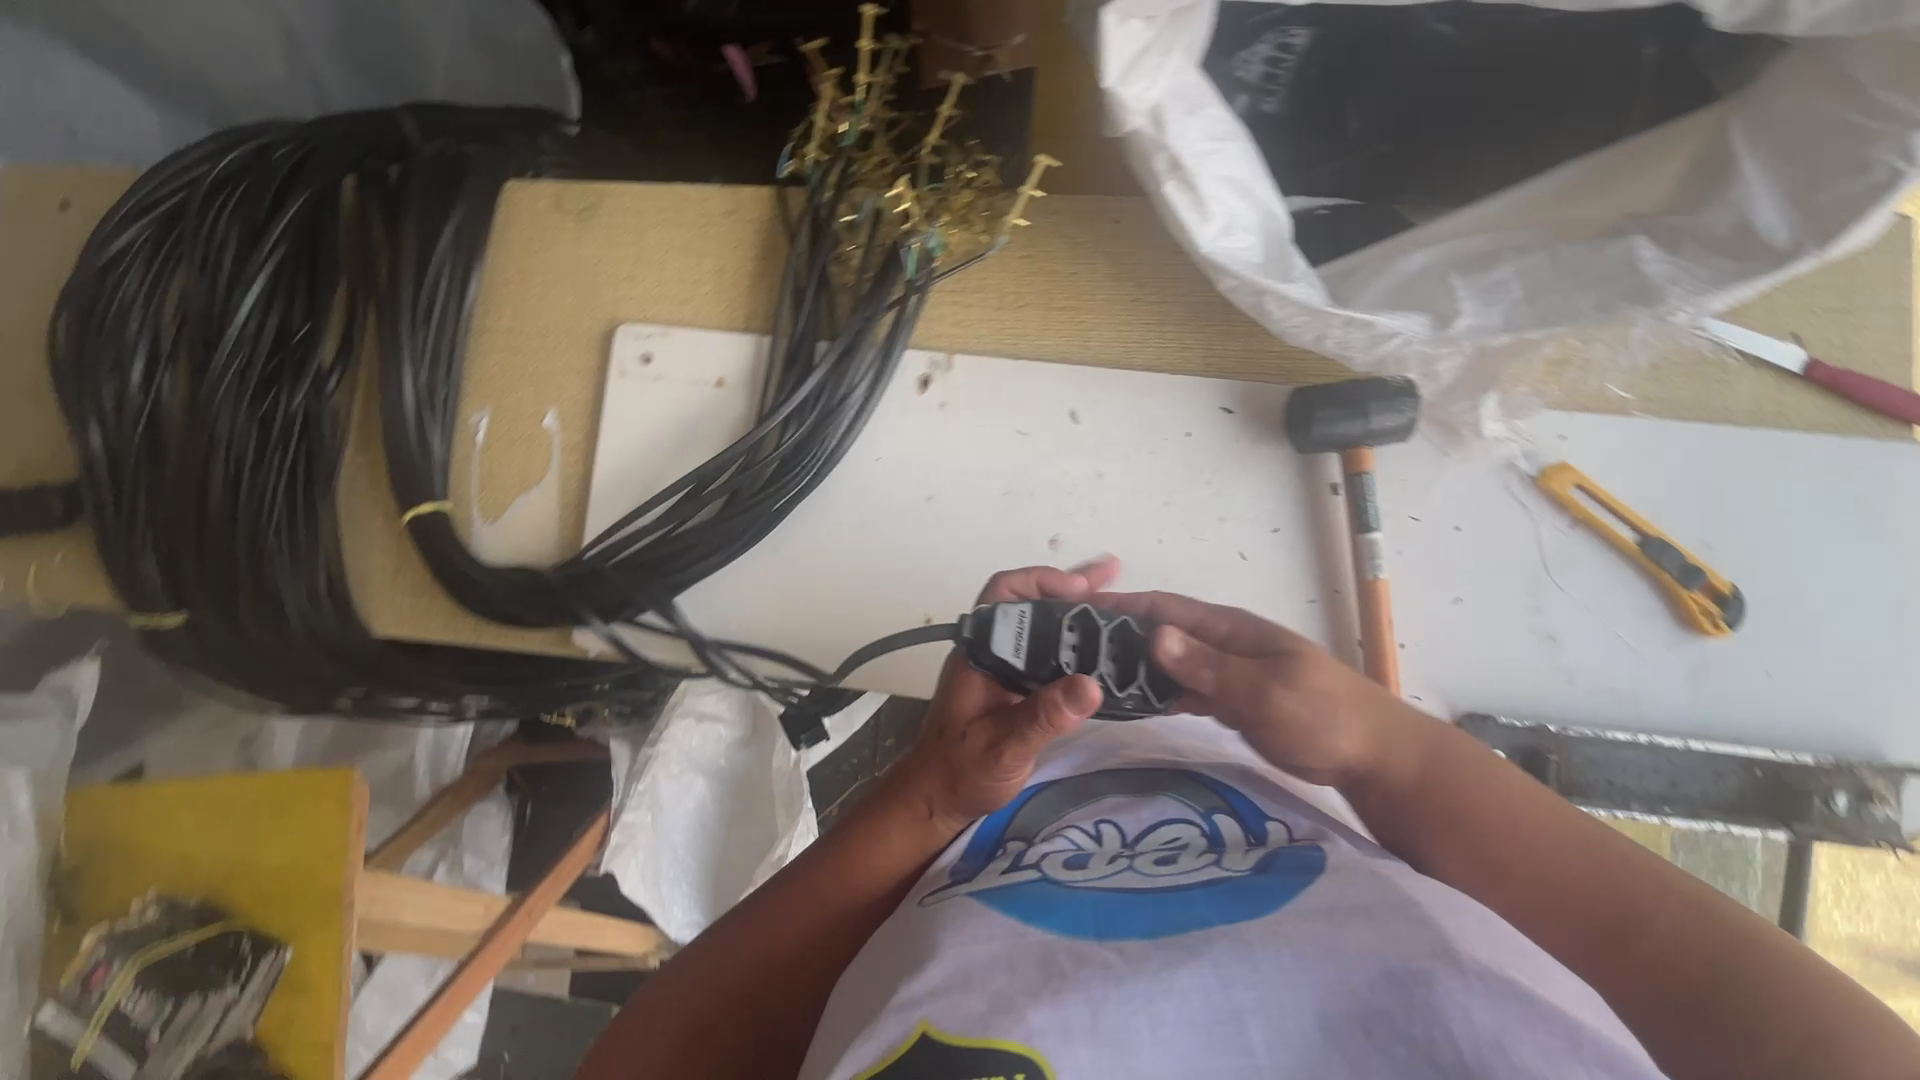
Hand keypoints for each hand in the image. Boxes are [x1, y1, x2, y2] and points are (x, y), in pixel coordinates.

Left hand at [883, 556, 1121, 833]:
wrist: (940, 797)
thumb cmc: (962, 771)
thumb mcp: (1004, 747)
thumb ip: (1043, 717)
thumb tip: (1090, 685)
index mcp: (980, 653)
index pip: (1004, 594)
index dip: (1041, 581)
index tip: (1079, 588)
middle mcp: (992, 651)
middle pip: (1030, 601)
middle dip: (1071, 586)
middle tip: (1113, 575)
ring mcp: (1005, 668)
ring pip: (1041, 624)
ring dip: (1077, 609)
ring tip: (1120, 601)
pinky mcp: (1018, 686)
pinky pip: (1048, 650)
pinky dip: (1076, 639)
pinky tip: (1104, 644)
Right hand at [1096, 590, 1418, 787]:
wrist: (1369, 754)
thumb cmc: (1320, 714)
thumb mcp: (1263, 691)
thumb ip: (1207, 666)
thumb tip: (1153, 634)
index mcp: (1229, 629)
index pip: (1164, 608)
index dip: (1120, 605)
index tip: (1075, 609)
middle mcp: (1222, 643)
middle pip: (1160, 631)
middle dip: (1118, 634)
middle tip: (1070, 649)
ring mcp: (1227, 672)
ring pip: (1169, 661)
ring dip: (1134, 664)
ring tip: (1088, 675)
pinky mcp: (1232, 700)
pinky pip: (1184, 689)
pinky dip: (1157, 692)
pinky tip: (1131, 702)